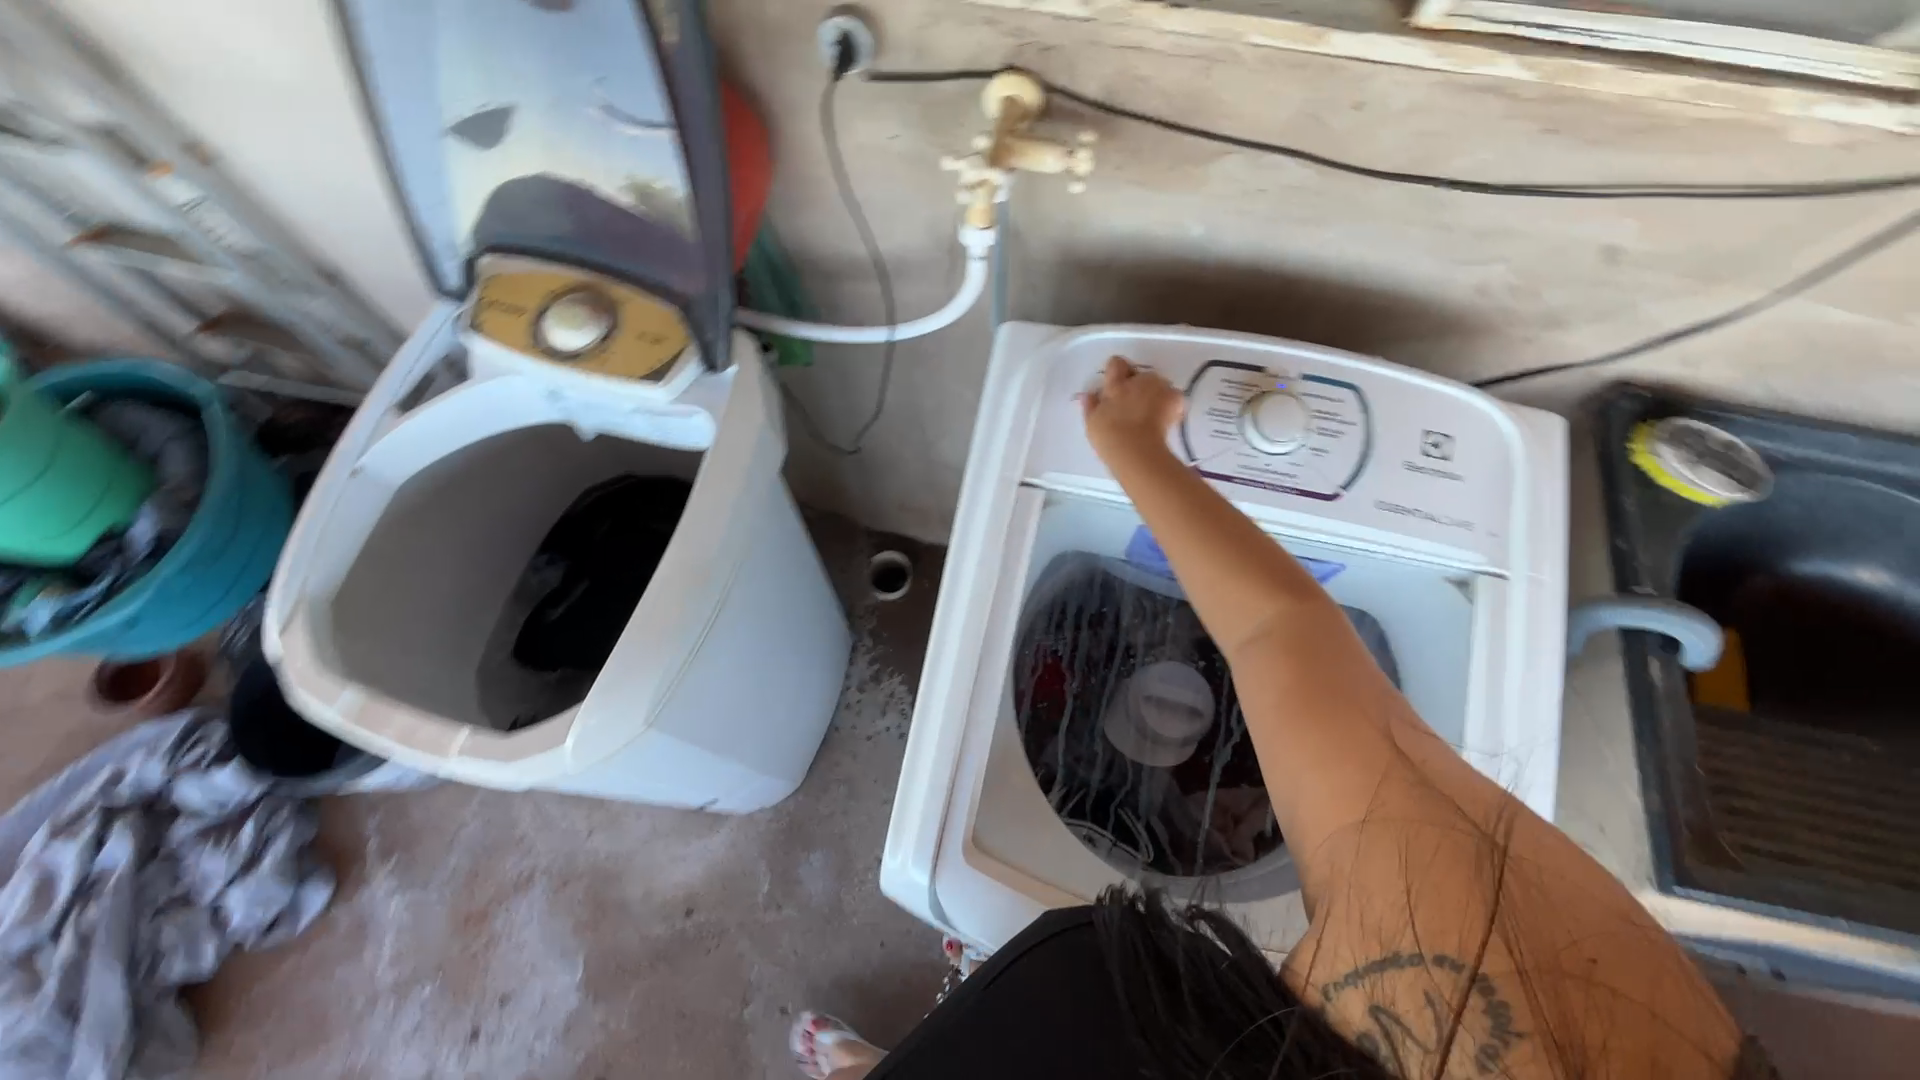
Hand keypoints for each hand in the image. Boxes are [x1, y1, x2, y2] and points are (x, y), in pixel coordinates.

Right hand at [1081, 356, 1184, 465]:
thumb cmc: (1109, 436)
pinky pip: (1174, 396)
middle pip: (1140, 374)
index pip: (1116, 364)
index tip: (1116, 384)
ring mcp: (1159, 387)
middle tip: (1134, 404)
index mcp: (1116, 384)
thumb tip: (1088, 394)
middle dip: (1138, 384)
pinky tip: (1165, 419)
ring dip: (1156, 393)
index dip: (1116, 371)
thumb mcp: (1092, 422)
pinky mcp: (1175, 398)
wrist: (1136, 449)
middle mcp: (1138, 380)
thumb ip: (1091, 405)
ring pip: (1159, 383)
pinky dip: (1172, 404)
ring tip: (1151, 414)